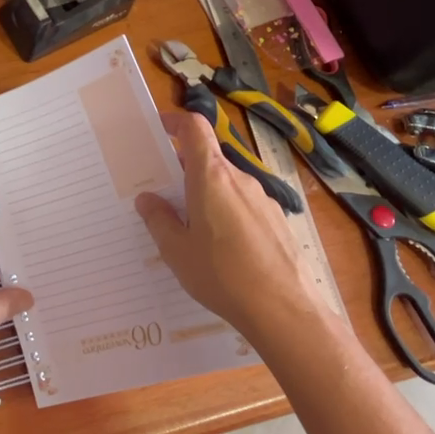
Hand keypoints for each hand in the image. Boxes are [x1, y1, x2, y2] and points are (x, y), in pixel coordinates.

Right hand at [135, 112, 329, 344]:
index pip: (195, 129)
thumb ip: (159, 220)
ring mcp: (263, 201)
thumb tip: (148, 199)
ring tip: (190, 229)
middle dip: (184, 171)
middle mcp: (240, 180)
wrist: (286, 312)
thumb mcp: (176, 251)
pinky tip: (222, 250)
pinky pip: (244, 206)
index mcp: (211, 177)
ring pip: (226, 185)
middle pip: (209, 160)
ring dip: (206, 195)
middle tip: (163, 195)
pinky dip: (227, 214)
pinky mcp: (278, 222)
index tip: (159, 129)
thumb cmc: (222, 275)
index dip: (176, 122)